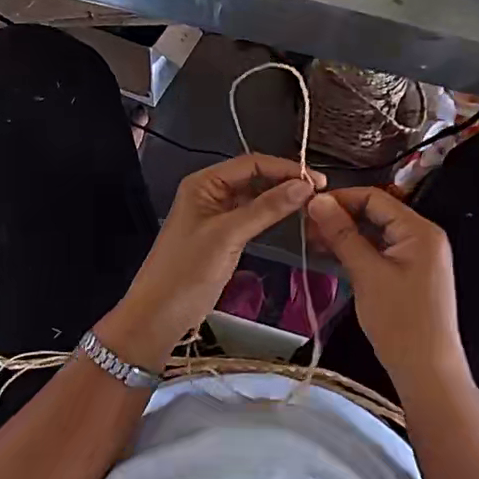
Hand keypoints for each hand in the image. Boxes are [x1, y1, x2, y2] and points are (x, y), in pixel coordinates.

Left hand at [105, 154, 324, 366]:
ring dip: (280, 198)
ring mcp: (216, 215)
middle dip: (284, 181)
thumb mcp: (228, 235)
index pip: (251, 163)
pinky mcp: (223, 236)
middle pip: (254, 177)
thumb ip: (266, 208)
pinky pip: (251, 216)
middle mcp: (210, 192)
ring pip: (254, 197)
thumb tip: (305, 186)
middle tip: (320, 193)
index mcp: (203, 183)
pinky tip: (292, 218)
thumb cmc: (188, 270)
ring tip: (312, 204)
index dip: (285, 168)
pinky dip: (271, 215)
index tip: (317, 181)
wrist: (159, 314)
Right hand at [306, 188, 463, 388]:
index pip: (375, 198)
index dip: (340, 198)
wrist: (427, 371)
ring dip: (346, 234)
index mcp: (419, 230)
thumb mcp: (367, 273)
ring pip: (376, 233)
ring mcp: (418, 256)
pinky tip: (332, 255)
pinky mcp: (411, 274)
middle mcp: (423, 236)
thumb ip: (342, 234)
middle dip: (341, 217)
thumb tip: (317, 201)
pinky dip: (357, 251)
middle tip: (306, 226)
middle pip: (376, 213)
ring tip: (313, 240)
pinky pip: (381, 251)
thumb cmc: (400, 320)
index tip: (308, 207)